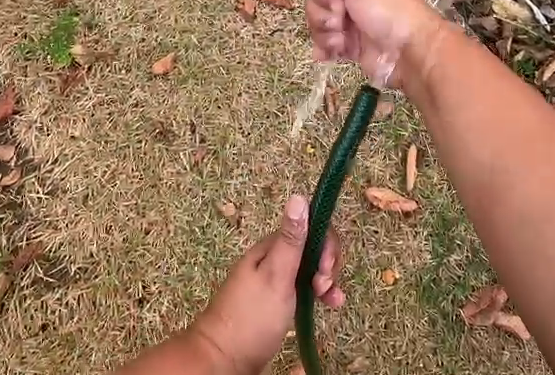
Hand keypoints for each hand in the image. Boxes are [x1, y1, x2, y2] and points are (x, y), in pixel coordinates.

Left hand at [187, 194, 344, 374]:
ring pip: (310, 268)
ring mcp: (275, 280)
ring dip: (326, 279)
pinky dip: (319, 294)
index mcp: (272, 247)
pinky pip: (304, 288)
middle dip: (327, 263)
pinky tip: (330, 305)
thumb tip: (299, 195)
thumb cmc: (252, 317)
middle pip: (313, 247)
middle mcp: (274, 258)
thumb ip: (291, 239)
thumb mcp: (276, 275)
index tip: (326, 269)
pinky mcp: (278, 301)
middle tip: (325, 287)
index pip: (310, 227)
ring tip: (331, 300)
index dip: (326, 245)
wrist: (223, 360)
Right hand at [300, 0, 443, 89]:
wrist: (410, 53)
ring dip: (325, 33)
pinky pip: (328, 46)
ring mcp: (353, 27)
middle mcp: (355, 2)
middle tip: (339, 21)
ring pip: (321, 26)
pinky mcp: (353, 50)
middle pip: (319, 4)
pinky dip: (325, 49)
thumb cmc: (389, 12)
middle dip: (323, 14)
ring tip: (341, 41)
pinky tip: (329, 54)